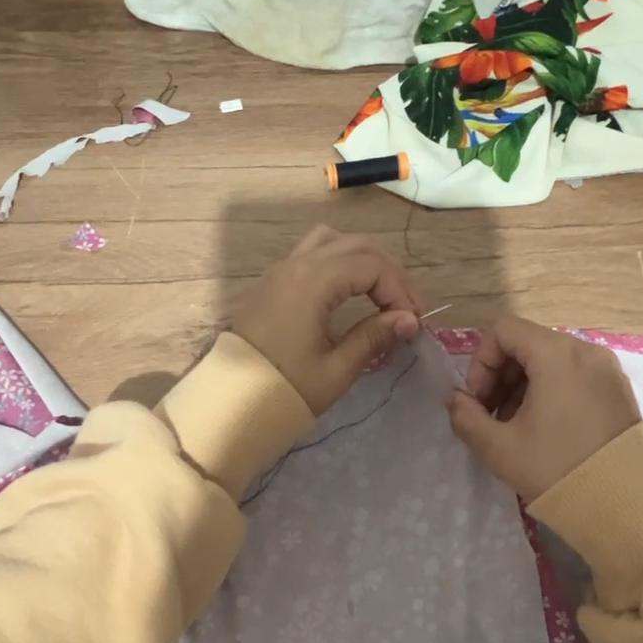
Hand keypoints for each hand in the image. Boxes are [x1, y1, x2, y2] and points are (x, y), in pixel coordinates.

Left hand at [231, 226, 423, 413]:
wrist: (231, 401)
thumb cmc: (286, 388)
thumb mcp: (337, 369)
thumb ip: (373, 337)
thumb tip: (407, 320)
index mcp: (314, 282)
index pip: (372, 267)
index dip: (399, 291)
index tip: (411, 323)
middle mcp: (297, 264)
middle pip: (357, 246)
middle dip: (389, 272)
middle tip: (407, 306)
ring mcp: (281, 270)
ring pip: (332, 241)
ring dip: (363, 260)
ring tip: (380, 291)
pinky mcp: (272, 282)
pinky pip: (311, 253)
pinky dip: (338, 262)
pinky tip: (349, 291)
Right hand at [445, 315, 640, 499]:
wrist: (625, 502)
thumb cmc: (556, 468)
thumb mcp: (499, 448)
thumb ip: (466, 417)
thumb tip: (456, 399)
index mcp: (556, 354)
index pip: (503, 331)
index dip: (480, 362)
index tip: (478, 400)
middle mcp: (585, 350)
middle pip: (527, 343)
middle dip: (500, 376)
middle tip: (491, 415)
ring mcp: (607, 368)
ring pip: (551, 360)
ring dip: (523, 385)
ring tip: (516, 426)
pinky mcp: (619, 389)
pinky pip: (575, 375)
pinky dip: (551, 390)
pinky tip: (546, 428)